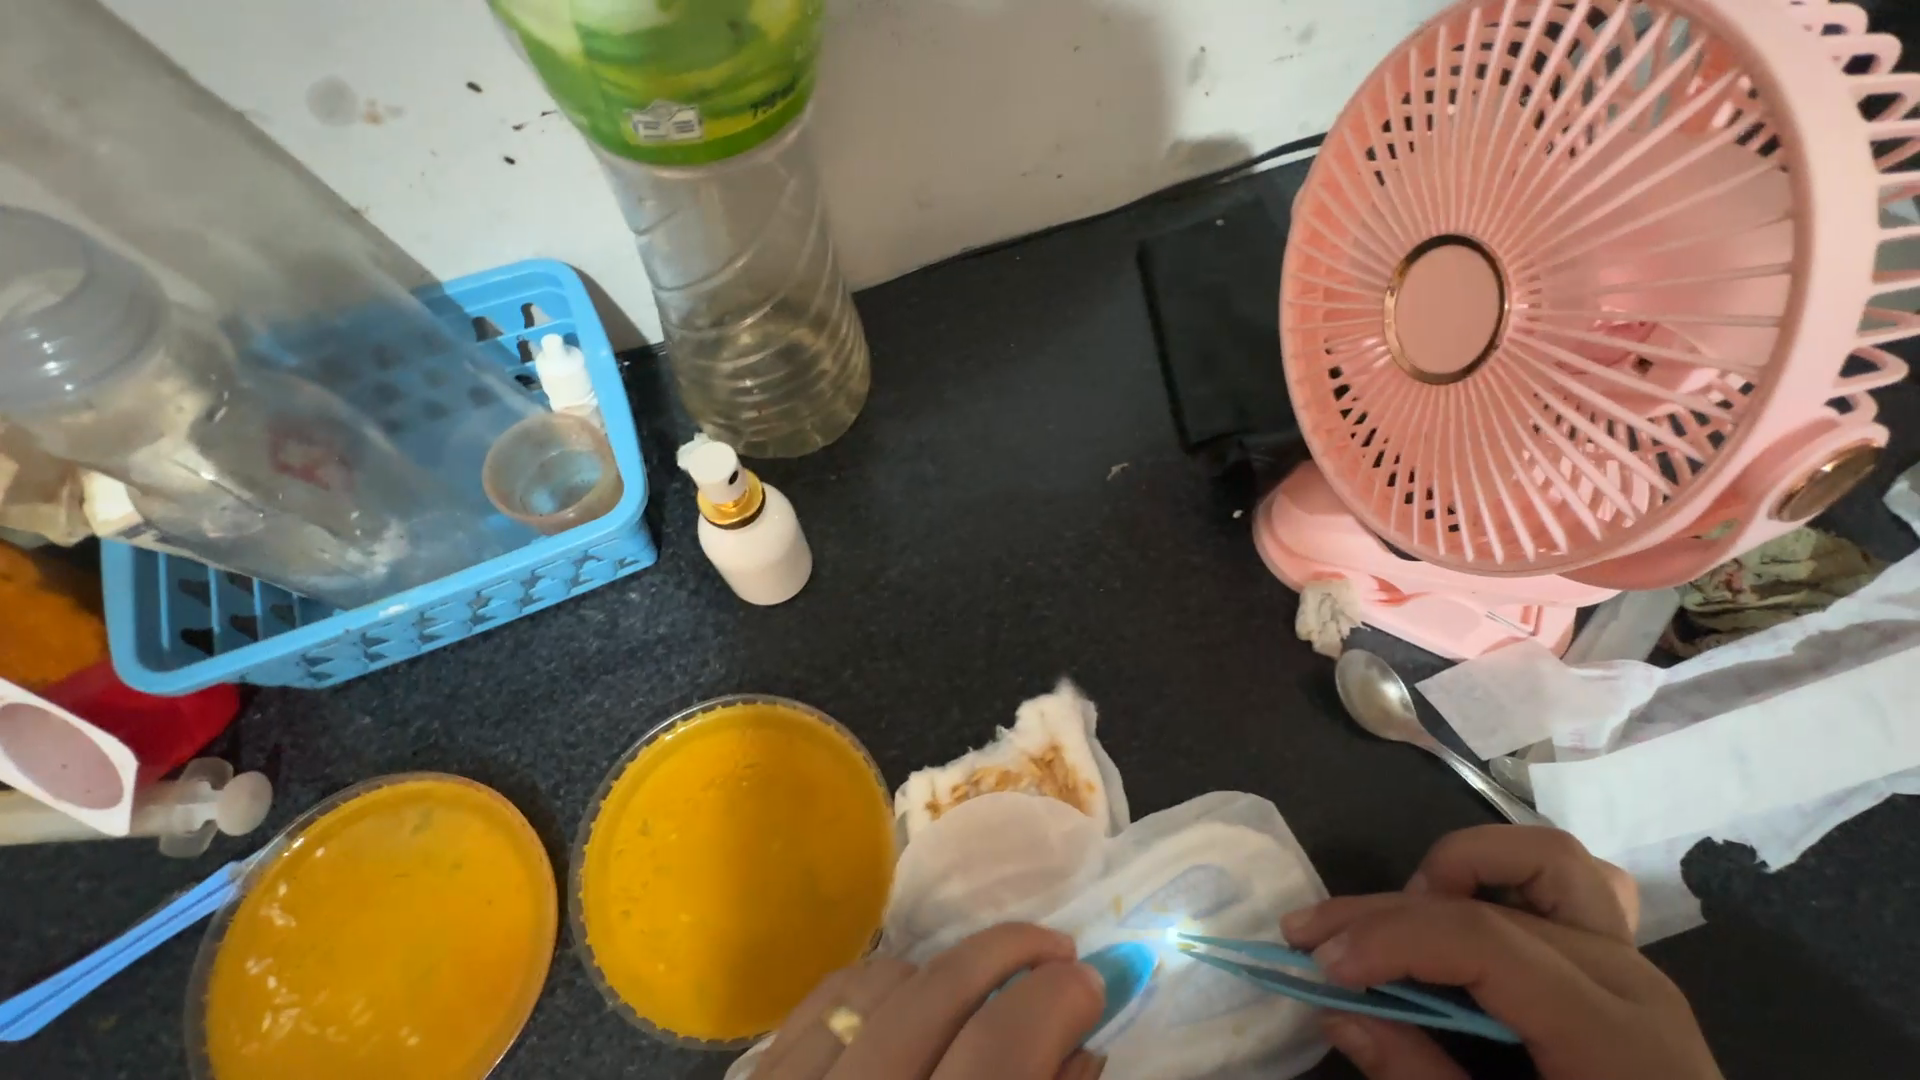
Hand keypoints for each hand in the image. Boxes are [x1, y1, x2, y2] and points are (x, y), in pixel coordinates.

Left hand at [757, 923, 1107, 1079]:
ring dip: (948, 970)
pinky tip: (913, 988)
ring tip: (983, 988)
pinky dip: (882, 977)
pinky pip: (830, 992)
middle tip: (1055, 954)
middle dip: (1010, 954)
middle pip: (940, 991)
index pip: (1002, 1045)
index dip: (1058, 999)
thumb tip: (1083, 1037)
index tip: (1088, 977)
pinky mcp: (761, 1074)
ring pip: (886, 980)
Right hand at [1282, 826, 1721, 1079]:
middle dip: (1384, 914)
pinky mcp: (1620, 958)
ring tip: (1403, 914)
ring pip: (1542, 857)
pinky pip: (1568, 880)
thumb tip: (1331, 1010)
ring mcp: (1631, 959)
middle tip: (1311, 936)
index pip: (1485, 942)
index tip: (1320, 963)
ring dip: (1456, 868)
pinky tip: (1460, 902)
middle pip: (1483, 903)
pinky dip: (1503, 872)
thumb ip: (1418, 1076)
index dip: (1392, 940)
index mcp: (1616, 1038)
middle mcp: (1629, 978)